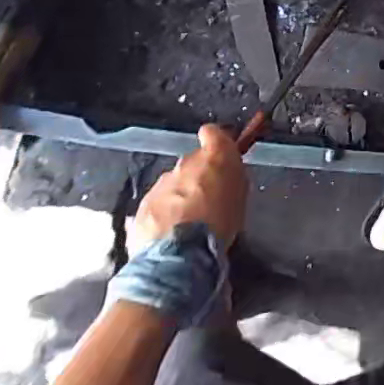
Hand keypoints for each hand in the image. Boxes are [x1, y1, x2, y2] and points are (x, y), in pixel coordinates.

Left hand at [134, 125, 246, 247]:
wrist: (180, 253)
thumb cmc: (220, 222)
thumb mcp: (241, 194)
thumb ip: (232, 174)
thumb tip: (226, 169)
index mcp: (213, 157)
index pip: (212, 131)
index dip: (216, 139)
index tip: (220, 149)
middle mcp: (184, 164)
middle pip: (192, 162)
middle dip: (199, 175)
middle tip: (209, 197)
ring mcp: (160, 184)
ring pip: (173, 183)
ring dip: (181, 195)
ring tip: (190, 221)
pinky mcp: (142, 205)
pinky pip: (158, 203)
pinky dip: (165, 213)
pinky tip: (173, 232)